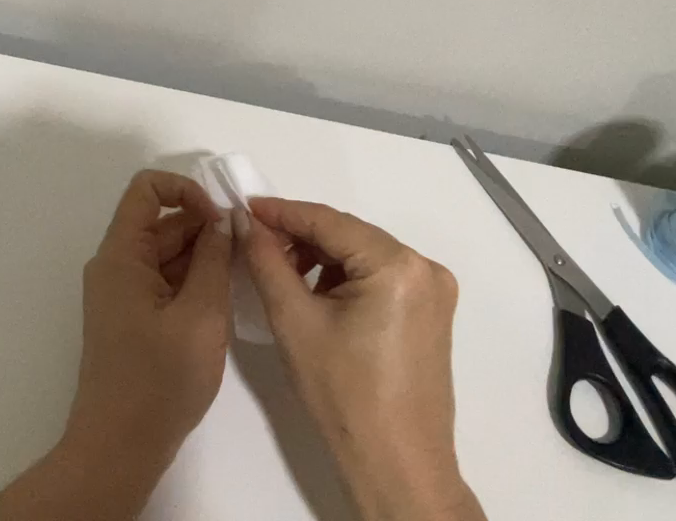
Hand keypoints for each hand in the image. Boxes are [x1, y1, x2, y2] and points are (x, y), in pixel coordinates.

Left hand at [0, 170, 232, 520]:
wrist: (119, 448)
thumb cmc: (160, 380)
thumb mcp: (201, 315)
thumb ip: (213, 260)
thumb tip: (222, 220)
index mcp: (121, 255)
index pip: (146, 189)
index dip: (185, 190)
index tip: (219, 218)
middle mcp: (115, 265)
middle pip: (159, 222)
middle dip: (202, 226)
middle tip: (246, 248)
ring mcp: (122, 293)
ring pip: (164, 252)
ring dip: (201, 255)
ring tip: (240, 273)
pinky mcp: (132, 317)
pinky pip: (163, 280)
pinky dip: (191, 279)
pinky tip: (222, 296)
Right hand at [242, 197, 485, 520]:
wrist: (396, 466)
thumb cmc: (344, 395)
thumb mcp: (294, 321)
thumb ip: (266, 261)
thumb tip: (244, 219)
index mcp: (398, 265)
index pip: (329, 221)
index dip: (282, 212)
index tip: (242, 208)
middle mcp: (424, 267)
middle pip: (347, 235)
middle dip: (299, 236)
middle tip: (254, 243)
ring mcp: (432, 290)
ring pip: (360, 254)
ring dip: (319, 257)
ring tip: (280, 273)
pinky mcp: (429, 310)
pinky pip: (377, 275)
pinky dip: (343, 277)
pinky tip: (313, 293)